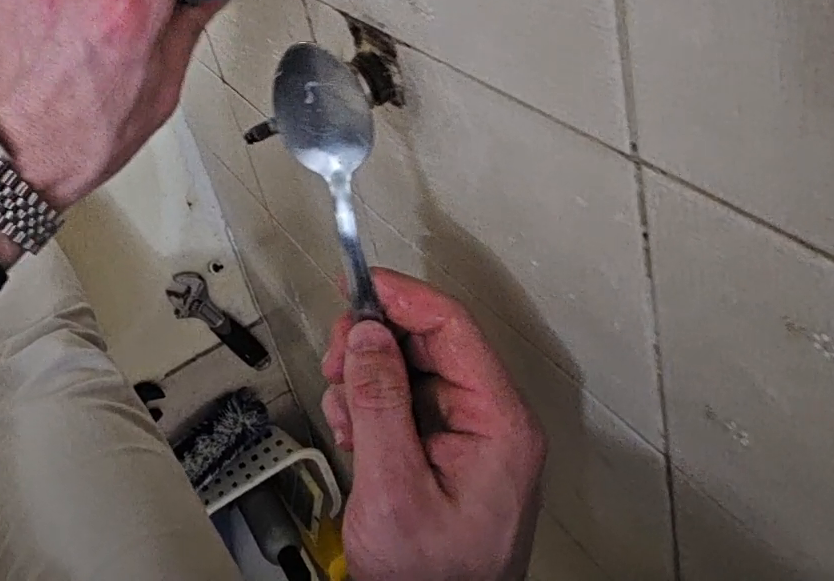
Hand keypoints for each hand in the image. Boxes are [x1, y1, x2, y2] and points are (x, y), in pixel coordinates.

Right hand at [321, 269, 545, 580]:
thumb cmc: (428, 578)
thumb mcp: (394, 488)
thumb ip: (379, 403)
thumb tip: (368, 333)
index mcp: (498, 423)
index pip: (453, 326)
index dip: (403, 296)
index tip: (357, 283)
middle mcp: (488, 418)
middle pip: (426, 338)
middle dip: (371, 342)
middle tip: (335, 359)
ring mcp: (465, 429)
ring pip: (405, 362)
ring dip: (362, 377)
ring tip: (345, 417)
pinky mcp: (440, 441)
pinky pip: (397, 392)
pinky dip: (364, 402)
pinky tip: (354, 433)